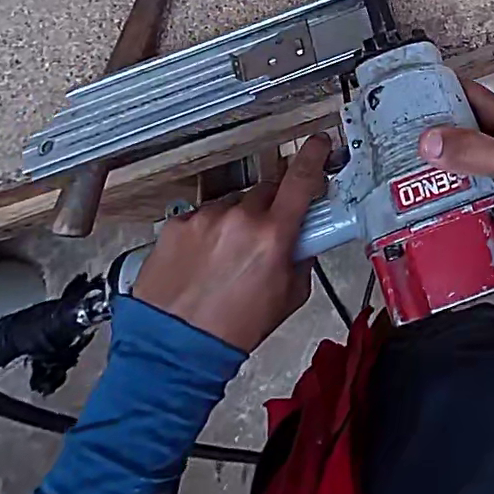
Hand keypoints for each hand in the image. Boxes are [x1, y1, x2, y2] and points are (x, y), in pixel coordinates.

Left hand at [130, 133, 331, 351]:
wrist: (173, 351)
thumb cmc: (233, 329)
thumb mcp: (289, 295)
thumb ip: (303, 257)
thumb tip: (306, 237)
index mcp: (273, 234)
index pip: (302, 178)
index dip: (315, 154)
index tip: (320, 142)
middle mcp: (239, 218)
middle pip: (268, 190)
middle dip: (272, 206)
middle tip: (268, 233)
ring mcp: (204, 219)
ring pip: (234, 204)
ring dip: (238, 220)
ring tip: (227, 257)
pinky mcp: (176, 226)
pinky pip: (202, 216)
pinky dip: (208, 231)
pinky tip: (203, 259)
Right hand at [417, 79, 493, 242]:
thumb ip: (471, 150)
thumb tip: (428, 141)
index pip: (463, 90)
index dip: (436, 87)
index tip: (403, 94)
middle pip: (458, 122)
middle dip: (429, 127)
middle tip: (394, 138)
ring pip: (462, 151)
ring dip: (439, 158)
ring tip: (405, 168)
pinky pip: (471, 177)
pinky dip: (453, 182)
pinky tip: (434, 194)